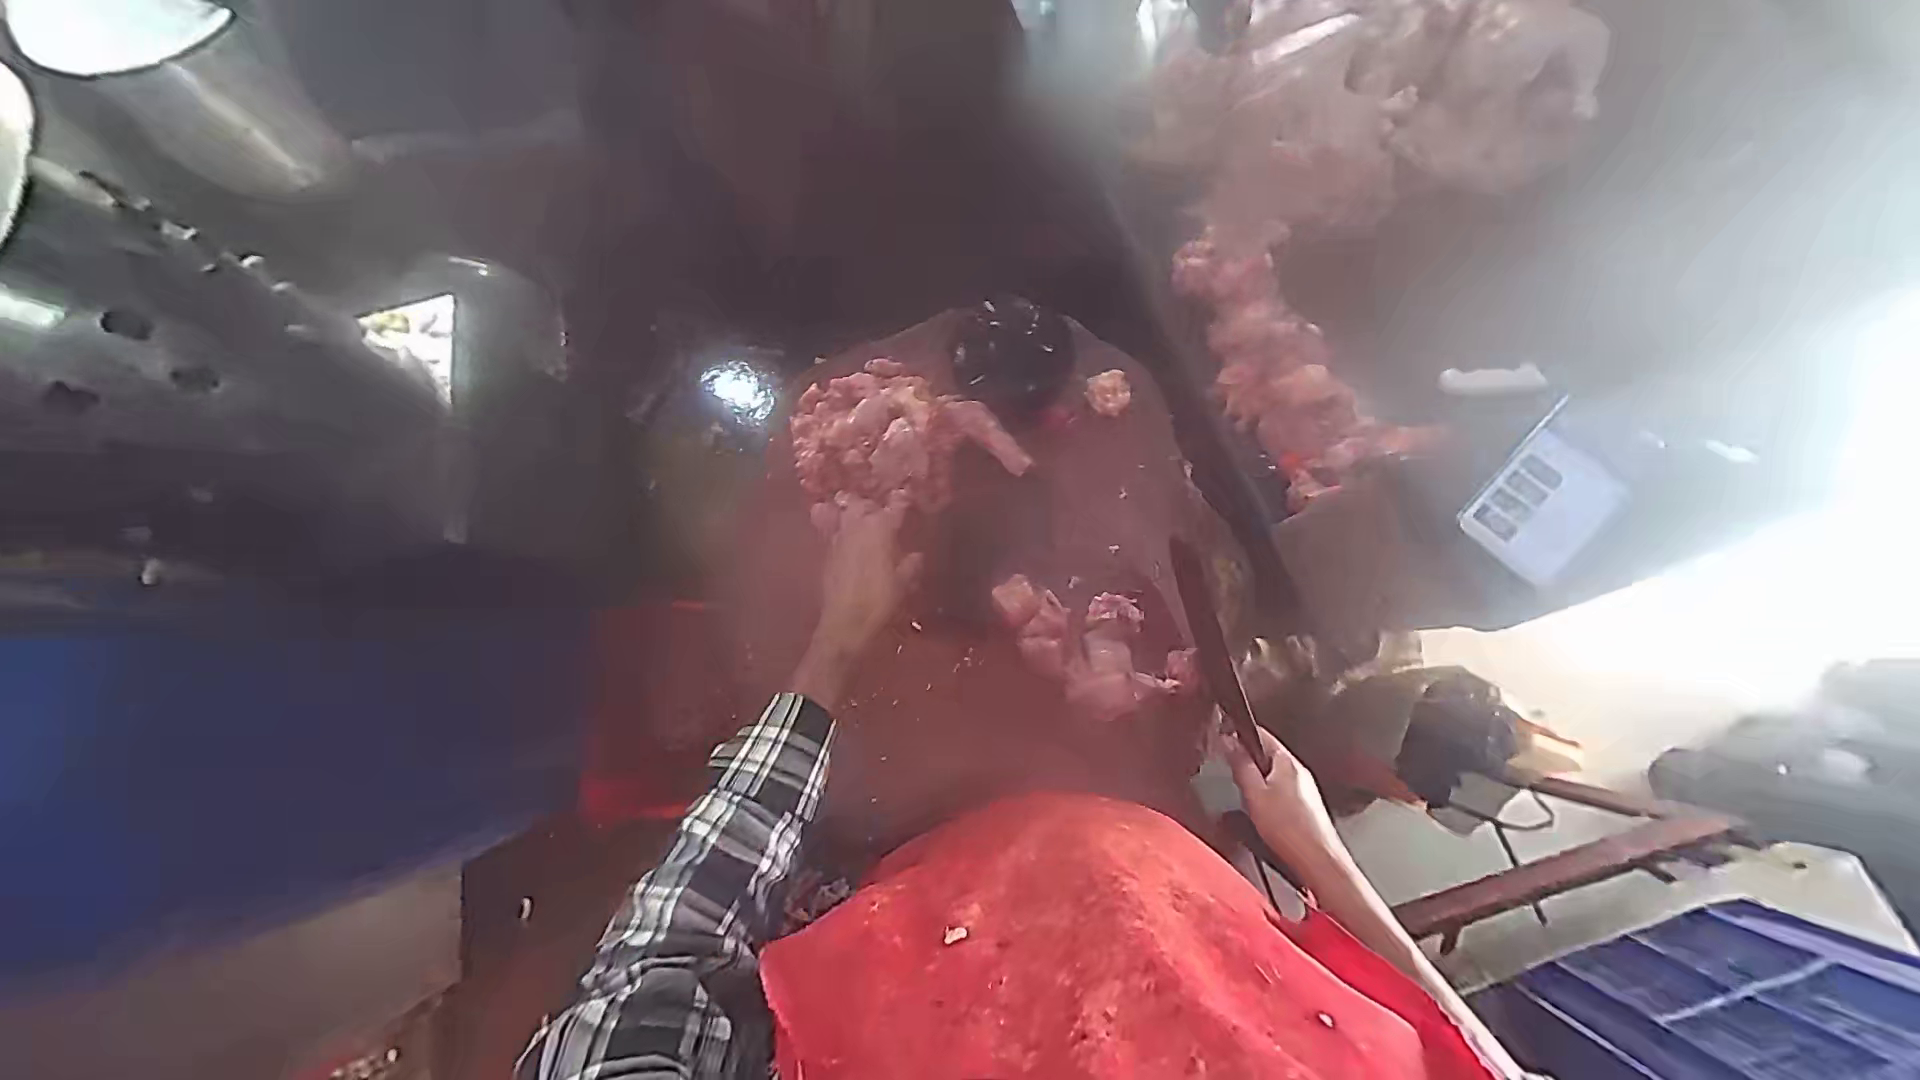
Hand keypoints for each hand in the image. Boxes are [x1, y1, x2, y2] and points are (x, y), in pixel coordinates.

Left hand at [792, 496, 922, 707]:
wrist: (846, 622)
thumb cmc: (880, 601)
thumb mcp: (904, 583)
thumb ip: (910, 565)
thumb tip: (916, 555)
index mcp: (880, 529)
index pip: (894, 507)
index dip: (901, 502)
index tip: (907, 499)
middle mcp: (856, 526)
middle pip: (862, 504)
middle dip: (872, 505)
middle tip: (882, 512)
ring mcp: (838, 538)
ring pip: (843, 512)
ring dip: (852, 512)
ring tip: (861, 519)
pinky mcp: (827, 552)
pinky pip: (832, 530)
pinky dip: (837, 527)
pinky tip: (844, 535)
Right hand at [1214, 719, 1334, 854]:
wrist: (1319, 862)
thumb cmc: (1291, 830)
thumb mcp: (1254, 793)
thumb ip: (1240, 764)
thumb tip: (1228, 741)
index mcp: (1287, 762)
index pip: (1260, 734)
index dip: (1239, 733)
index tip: (1224, 739)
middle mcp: (1299, 771)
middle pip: (1266, 753)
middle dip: (1246, 759)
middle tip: (1232, 772)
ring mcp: (1304, 788)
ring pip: (1273, 772)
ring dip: (1257, 778)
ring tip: (1247, 795)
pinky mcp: (1305, 804)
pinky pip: (1281, 789)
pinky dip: (1267, 794)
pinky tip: (1263, 811)